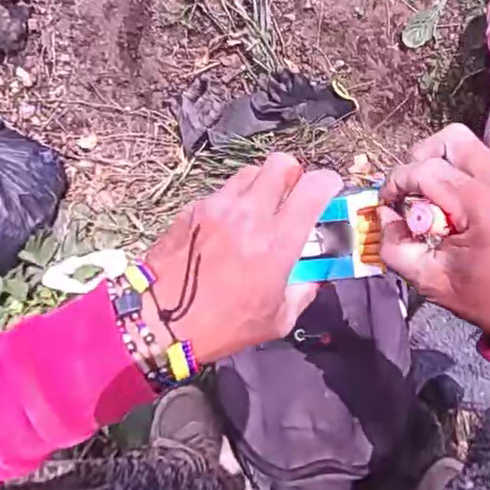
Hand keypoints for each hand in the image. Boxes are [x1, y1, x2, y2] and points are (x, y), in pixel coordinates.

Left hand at [142, 153, 341, 363]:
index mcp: (277, 243)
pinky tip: (228, 227)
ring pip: (251, 172)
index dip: (329, 182)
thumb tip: (314, 275)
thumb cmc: (222, 326)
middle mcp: (250, 215)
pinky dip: (234, 201)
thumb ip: (303, 291)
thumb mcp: (278, 320)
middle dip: (294, 174)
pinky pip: (223, 192)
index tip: (330, 190)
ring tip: (260, 208)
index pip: (313, 188)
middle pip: (281, 164)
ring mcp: (218, 207)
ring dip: (263, 184)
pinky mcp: (193, 209)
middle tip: (292, 194)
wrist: (159, 322)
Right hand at [378, 126, 489, 341]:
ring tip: (433, 201)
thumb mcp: (430, 281)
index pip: (427, 170)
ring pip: (469, 146)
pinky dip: (462, 174)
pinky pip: (484, 162)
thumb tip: (386, 213)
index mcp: (486, 207)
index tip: (388, 204)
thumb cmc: (487, 300)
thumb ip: (395, 245)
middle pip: (452, 140)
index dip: (397, 182)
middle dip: (420, 159)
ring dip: (442, 164)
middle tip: (411, 193)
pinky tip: (456, 207)